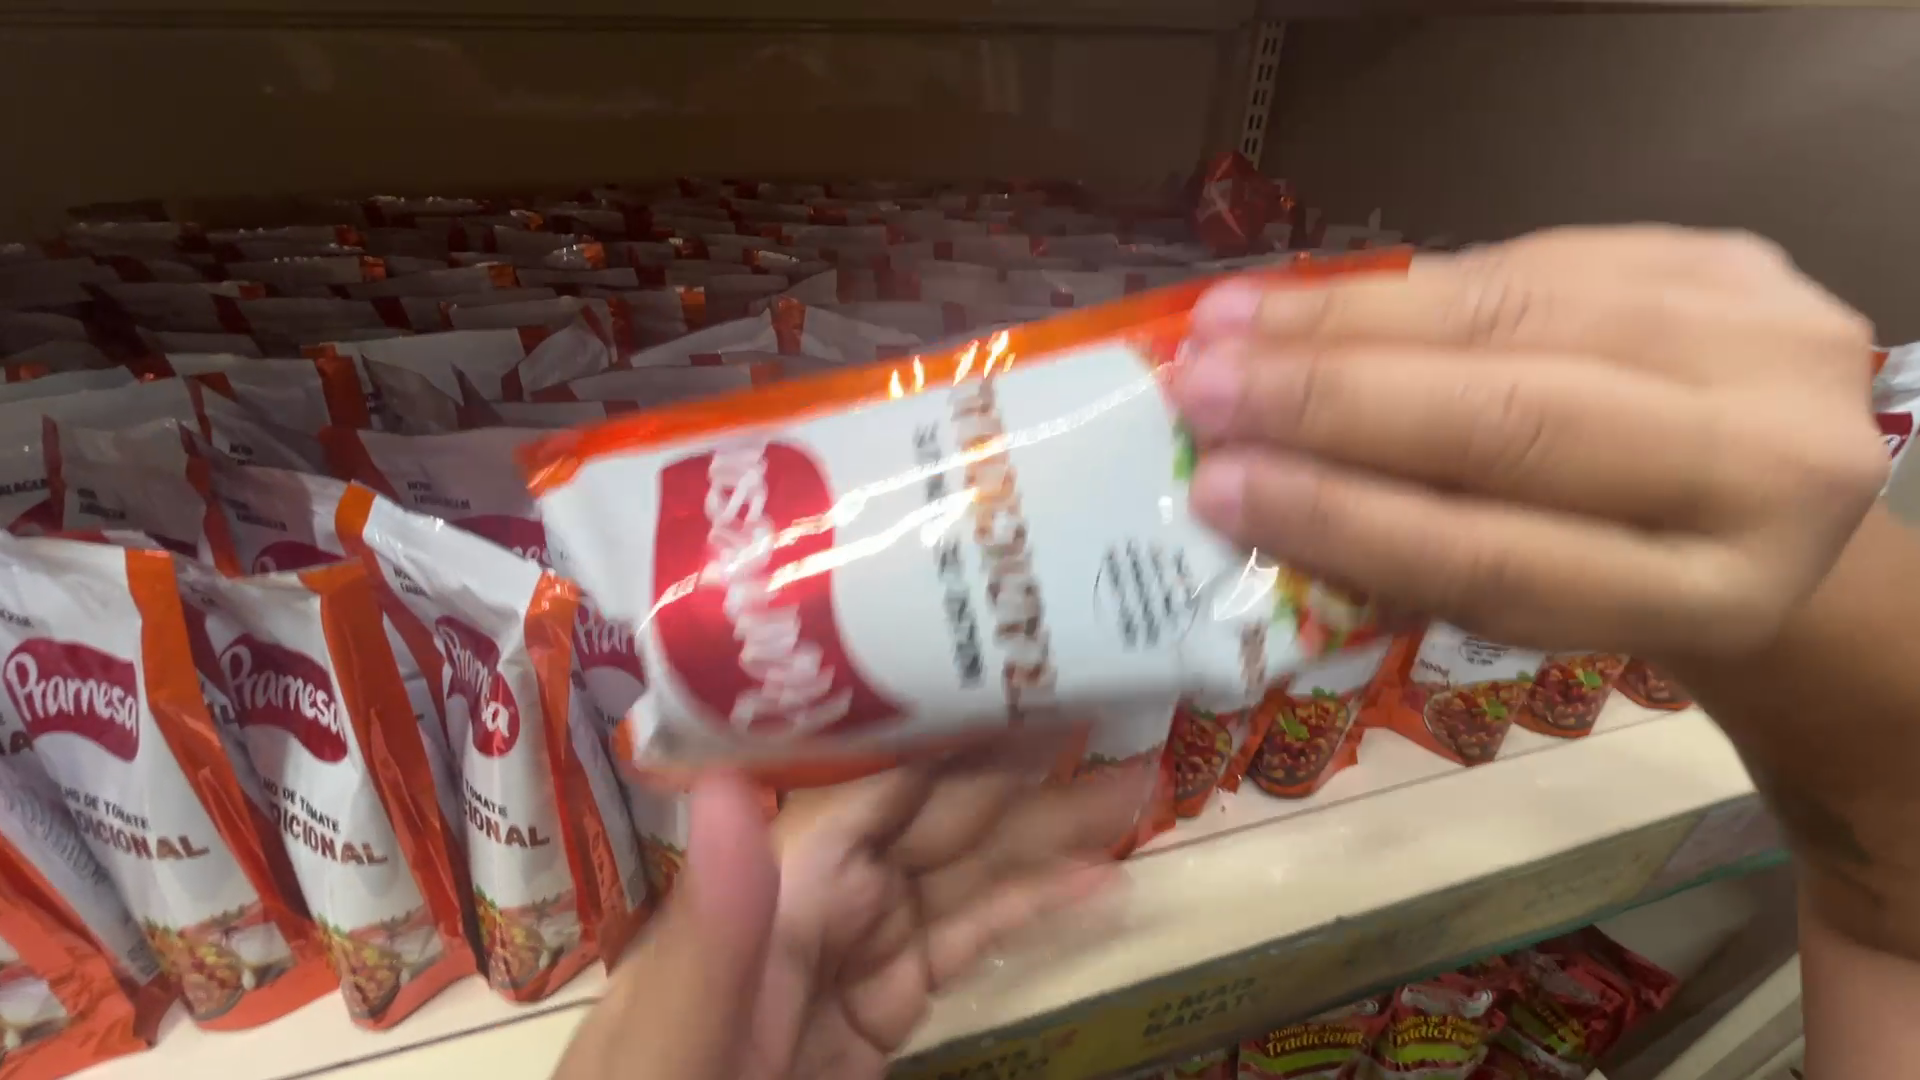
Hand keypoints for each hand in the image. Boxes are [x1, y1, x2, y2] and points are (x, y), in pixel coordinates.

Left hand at [553, 737, 1136, 1079]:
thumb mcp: (679, 1037)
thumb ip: (713, 926)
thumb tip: (726, 779)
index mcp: (782, 875)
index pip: (882, 774)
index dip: (960, 721)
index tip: (1034, 673)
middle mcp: (829, 889)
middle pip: (945, 809)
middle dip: (1030, 763)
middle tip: (1113, 708)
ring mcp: (868, 944)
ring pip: (974, 868)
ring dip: (1053, 829)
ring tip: (1134, 785)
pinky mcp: (893, 999)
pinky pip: (972, 939)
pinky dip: (1034, 908)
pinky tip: (1097, 882)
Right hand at [1172, 226, 1887, 657]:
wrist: (1744, 491)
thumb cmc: (1591, 568)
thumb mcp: (1509, 605)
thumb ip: (1398, 555)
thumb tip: (1243, 486)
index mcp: (1701, 595)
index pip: (1491, 557)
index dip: (1340, 518)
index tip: (1216, 488)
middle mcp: (1769, 470)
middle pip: (1509, 421)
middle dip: (1324, 402)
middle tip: (1199, 388)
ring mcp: (1763, 340)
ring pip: (1503, 317)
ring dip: (1333, 321)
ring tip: (1220, 324)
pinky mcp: (1725, 257)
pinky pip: (1513, 262)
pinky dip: (1382, 286)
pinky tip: (1291, 297)